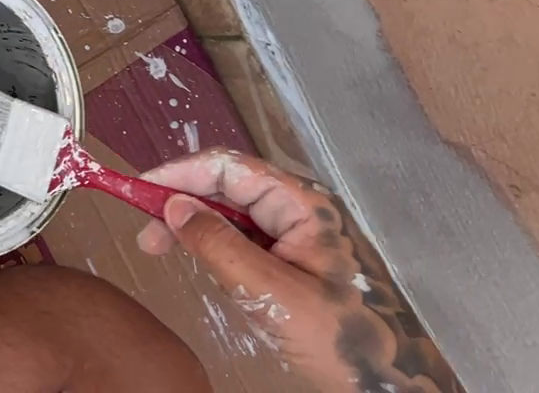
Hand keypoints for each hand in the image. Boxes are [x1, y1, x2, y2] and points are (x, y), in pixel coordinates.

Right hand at [135, 149, 458, 392]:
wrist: (398, 392)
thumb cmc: (342, 340)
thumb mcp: (272, 295)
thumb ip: (218, 245)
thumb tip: (172, 205)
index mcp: (301, 204)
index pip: (226, 168)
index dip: (178, 174)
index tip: (139, 191)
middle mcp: (297, 208)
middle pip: (224, 186)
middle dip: (180, 202)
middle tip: (147, 234)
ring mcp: (296, 233)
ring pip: (229, 212)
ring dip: (193, 225)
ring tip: (163, 248)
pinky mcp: (292, 257)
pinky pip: (241, 237)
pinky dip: (212, 245)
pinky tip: (200, 262)